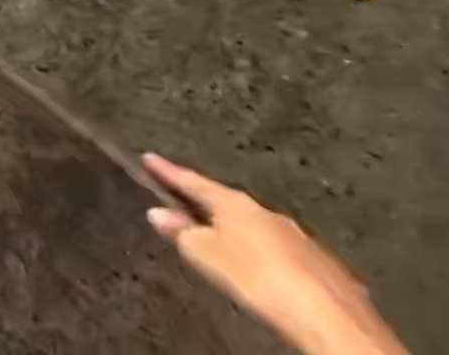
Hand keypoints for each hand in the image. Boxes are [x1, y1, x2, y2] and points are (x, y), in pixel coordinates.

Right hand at [143, 154, 407, 354]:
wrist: (334, 323)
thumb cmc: (255, 277)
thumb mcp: (202, 252)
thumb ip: (178, 230)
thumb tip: (159, 213)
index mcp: (234, 203)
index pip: (191, 180)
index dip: (166, 170)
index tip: (146, 157)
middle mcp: (267, 213)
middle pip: (226, 202)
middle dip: (204, 201)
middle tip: (180, 199)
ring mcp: (300, 239)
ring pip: (255, 225)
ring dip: (234, 226)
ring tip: (217, 234)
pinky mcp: (323, 266)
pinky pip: (279, 248)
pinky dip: (261, 248)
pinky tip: (258, 263)